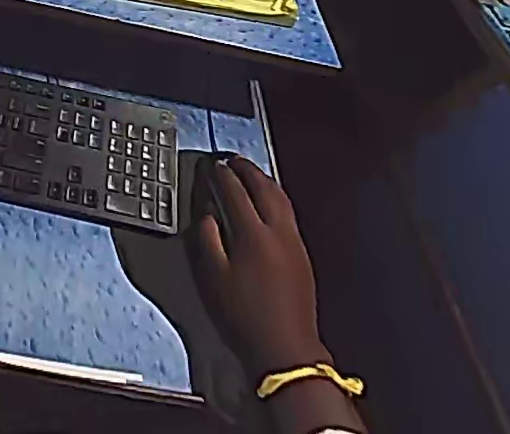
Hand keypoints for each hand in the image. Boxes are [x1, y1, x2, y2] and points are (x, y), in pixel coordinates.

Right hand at [191, 156, 326, 379]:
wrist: (286, 349)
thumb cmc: (243, 314)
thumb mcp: (214, 276)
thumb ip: (207, 238)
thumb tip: (208, 212)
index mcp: (253, 235)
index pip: (235, 192)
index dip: (222, 175)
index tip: (212, 165)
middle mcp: (278, 232)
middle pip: (264, 188)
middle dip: (247, 170)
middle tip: (232, 159)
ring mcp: (294, 242)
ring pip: (281, 199)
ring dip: (264, 180)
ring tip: (249, 172)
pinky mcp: (302, 254)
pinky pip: (288, 212)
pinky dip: (275, 196)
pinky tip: (266, 200)